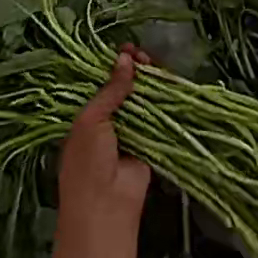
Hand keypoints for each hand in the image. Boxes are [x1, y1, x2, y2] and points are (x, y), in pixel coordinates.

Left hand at [50, 45, 152, 257]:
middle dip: (133, 69)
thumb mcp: (91, 120)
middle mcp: (109, 120)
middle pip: (125, 88)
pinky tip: (169, 81)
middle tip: (142, 54)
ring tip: (154, 62)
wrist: (106, 208)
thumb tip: (125, 59)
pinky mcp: (151, 139)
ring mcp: (131, 129)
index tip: (125, 50)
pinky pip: (159, 114)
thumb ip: (111, 89)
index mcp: (87, 115)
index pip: (103, 83)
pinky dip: (165, 97)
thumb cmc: (87, 162)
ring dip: (149, 80)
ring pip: (143, 98)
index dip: (114, 66)